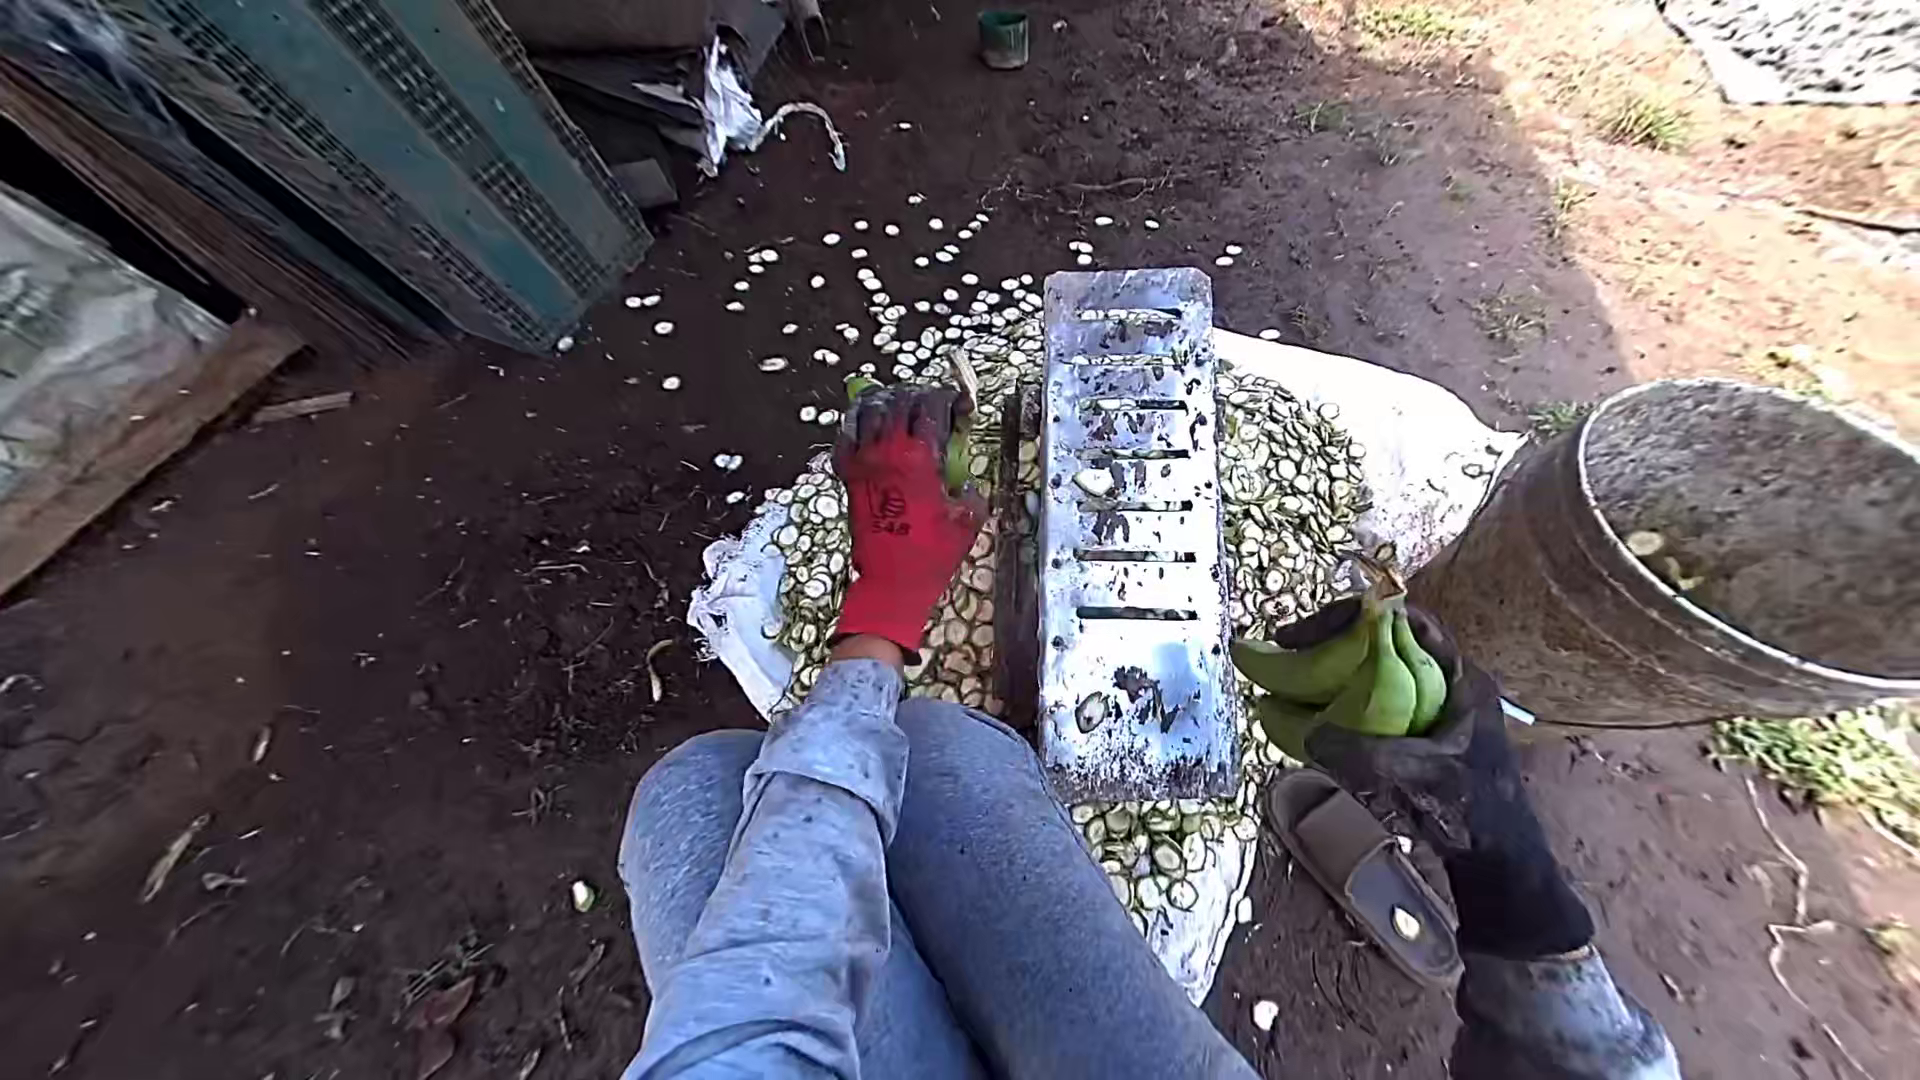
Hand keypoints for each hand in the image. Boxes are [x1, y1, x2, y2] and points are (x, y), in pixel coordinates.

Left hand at [832, 385, 985, 653]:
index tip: (960, 406)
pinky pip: (846, 436)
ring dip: (888, 401)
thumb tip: (966, 482)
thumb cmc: (931, 554)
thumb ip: (971, 493)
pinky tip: (869, 423)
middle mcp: (886, 452)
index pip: (931, 408)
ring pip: (869, 411)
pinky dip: (858, 422)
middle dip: (920, 396)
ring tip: (902, 403)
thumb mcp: (966, 522)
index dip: (949, 399)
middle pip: (899, 402)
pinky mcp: (847, 477)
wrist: (890, 581)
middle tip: (934, 404)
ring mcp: (862, 462)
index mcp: (918, 458)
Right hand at [1268, 597, 1593, 958]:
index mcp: (1459, 680)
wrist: (1499, 866)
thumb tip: (1310, 734)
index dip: (1354, 616)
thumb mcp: (1419, 778)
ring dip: (1325, 662)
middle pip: (1380, 635)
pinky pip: (1362, 692)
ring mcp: (1424, 704)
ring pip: (1368, 662)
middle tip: (1286, 646)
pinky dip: (1331, 690)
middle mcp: (1441, 682)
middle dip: (1329, 636)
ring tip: (1287, 671)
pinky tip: (1306, 704)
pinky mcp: (1405, 727)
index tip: (1310, 633)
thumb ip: (1366, 754)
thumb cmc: (1476, 817)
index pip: (1405, 621)